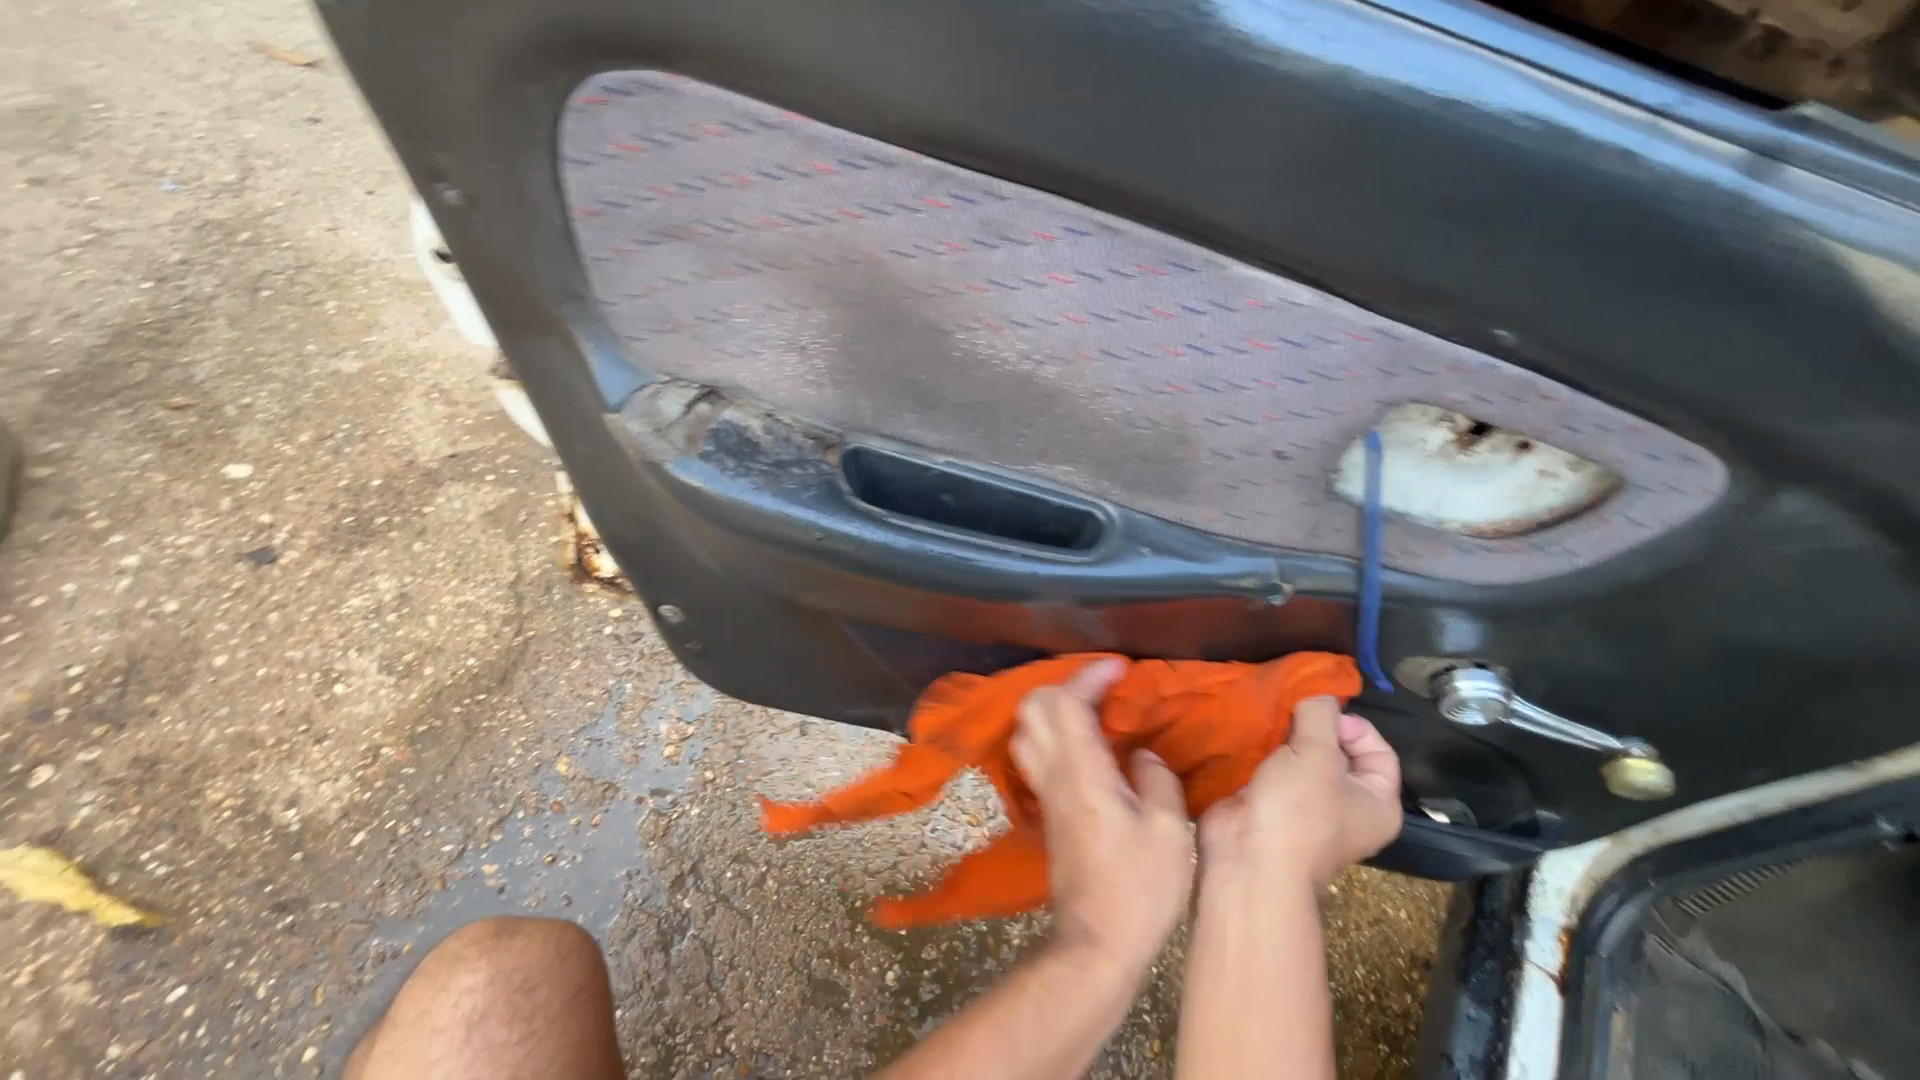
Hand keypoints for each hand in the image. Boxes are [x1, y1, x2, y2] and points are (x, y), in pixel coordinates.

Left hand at [1010, 659, 1194, 970]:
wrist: (1095, 943)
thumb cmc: (1139, 889)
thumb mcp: (1169, 832)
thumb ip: (1156, 780)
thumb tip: (1141, 755)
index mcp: (1083, 773)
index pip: (1066, 702)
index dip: (1089, 675)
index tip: (1120, 669)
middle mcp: (1054, 776)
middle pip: (1033, 708)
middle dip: (1064, 685)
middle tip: (1104, 690)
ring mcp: (1045, 795)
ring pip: (1027, 731)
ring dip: (1055, 710)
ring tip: (1095, 712)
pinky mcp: (1047, 813)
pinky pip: (1036, 756)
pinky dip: (1054, 736)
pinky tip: (1089, 749)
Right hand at [1197, 696, 1401, 890]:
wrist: (1247, 860)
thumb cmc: (1298, 812)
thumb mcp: (1317, 754)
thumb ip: (1320, 714)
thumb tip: (1317, 691)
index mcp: (1377, 802)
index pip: (1378, 750)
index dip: (1353, 726)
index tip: (1321, 715)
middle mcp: (1346, 807)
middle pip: (1335, 752)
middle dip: (1311, 728)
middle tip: (1287, 711)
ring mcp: (1304, 809)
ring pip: (1298, 760)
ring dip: (1281, 739)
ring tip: (1264, 719)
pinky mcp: (1268, 806)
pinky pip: (1269, 771)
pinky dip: (1259, 752)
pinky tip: (1245, 735)